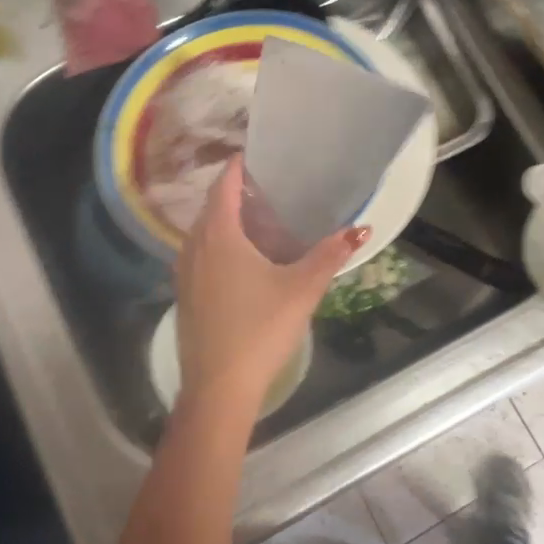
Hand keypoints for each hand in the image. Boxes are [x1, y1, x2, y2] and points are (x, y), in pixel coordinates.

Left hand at [173, 159, 367, 411]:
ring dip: (225, 222)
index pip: (224, 185)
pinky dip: (218, 246)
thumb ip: (330, 256)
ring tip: (260, 221)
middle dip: (235, 193)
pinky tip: (243, 263)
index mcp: (219, 235)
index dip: (239, 166)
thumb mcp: (302, 290)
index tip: (260, 156)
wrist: (218, 387)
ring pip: (203, 233)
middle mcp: (194, 247)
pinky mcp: (185, 297)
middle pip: (211, 207)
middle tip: (270, 189)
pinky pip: (200, 256)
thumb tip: (359, 229)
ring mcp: (184, 273)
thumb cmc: (260, 330)